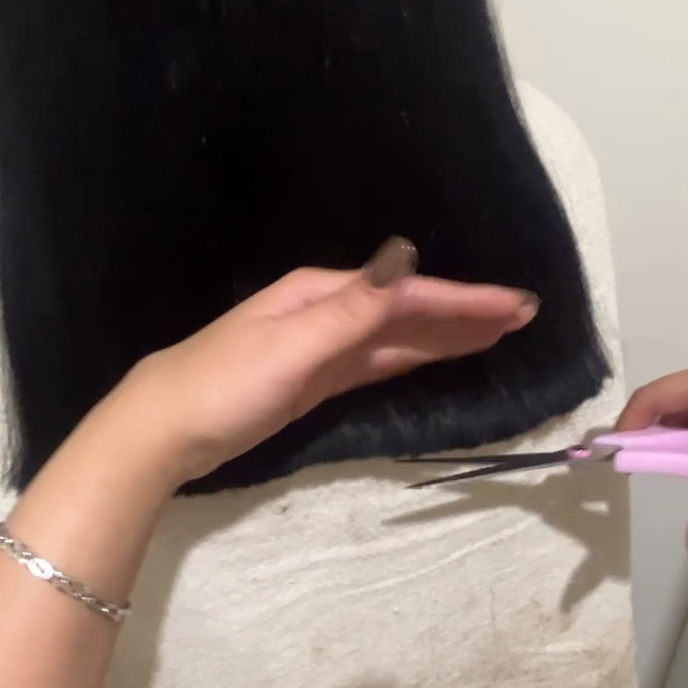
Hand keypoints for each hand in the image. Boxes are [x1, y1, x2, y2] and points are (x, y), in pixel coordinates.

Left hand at [106, 238, 538, 483]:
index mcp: (322, 294)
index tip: (515, 306)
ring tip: (494, 333)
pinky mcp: (317, 380)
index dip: (464, 300)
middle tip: (521, 315)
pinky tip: (434, 355)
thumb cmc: (223, 384)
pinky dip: (409, 358)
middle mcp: (328, 311)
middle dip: (464, 311)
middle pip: (408, 310)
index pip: (407, 294)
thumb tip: (405, 257)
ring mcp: (323, 347)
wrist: (166, 429)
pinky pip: (376, 362)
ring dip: (444, 334)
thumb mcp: (291, 346)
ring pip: (397, 337)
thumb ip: (352, 310)